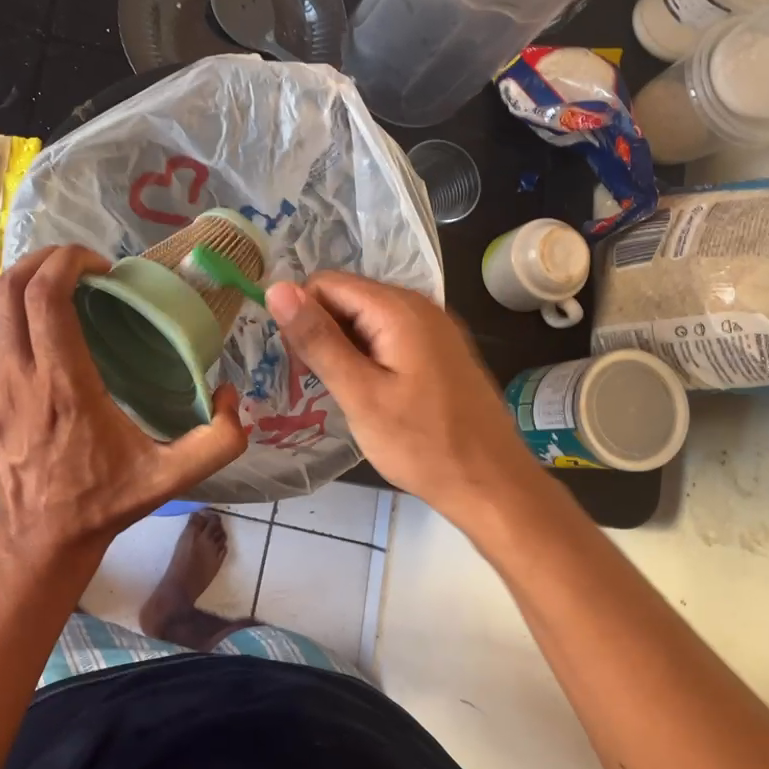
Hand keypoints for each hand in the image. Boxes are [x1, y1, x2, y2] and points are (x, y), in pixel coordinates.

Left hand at [0, 246, 248, 565]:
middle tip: (83, 264)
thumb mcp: (171, 477)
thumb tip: (229, 394)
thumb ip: (218, 440)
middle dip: (47, 258)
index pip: (48, 298)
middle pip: (15, 288)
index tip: (103, 268)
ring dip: (18, 272)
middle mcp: (22, 375)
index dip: (70, 263)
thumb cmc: (104, 500)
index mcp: (66, 386)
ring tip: (51, 269)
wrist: (44, 535)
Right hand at [265, 272, 544, 516]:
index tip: (299, 363)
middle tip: (318, 383)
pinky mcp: (439, 352)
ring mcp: (434, 329)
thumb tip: (277, 289)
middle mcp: (419, 307)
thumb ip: (318, 340)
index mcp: (398, 310)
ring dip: (343, 348)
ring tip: (343, 393)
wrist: (491, 484)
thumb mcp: (360, 394)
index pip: (325, 284)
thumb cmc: (422, 444)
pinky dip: (368, 358)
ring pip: (366, 319)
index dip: (301, 316)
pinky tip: (370, 395)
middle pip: (347, 298)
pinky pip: (389, 338)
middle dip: (321, 332)